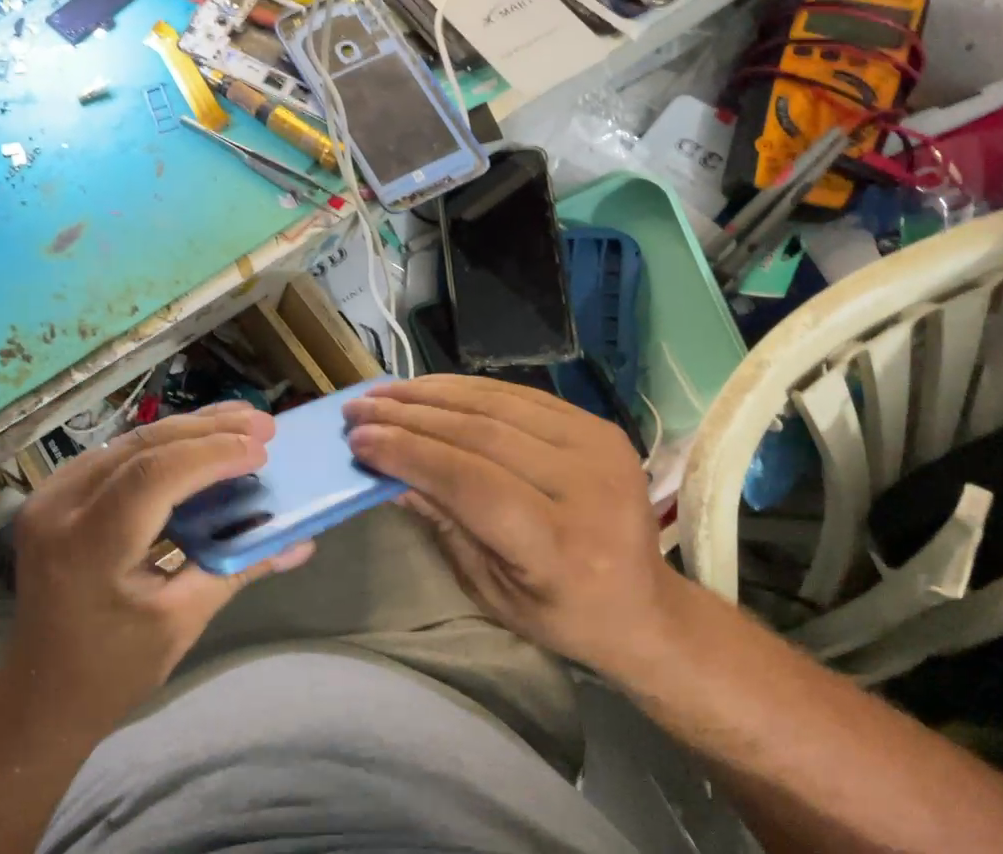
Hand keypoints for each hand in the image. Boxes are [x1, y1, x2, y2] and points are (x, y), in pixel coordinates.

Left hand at [4, 402, 313, 714]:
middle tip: (262, 424)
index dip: (211, 455)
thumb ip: (236, 568)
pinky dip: (155, 448)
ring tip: (237, 423)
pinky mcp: (49, 496)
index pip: (153, 475)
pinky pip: (109, 458)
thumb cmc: (113, 669)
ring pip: (123, 444)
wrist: (42, 691)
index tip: (262, 449)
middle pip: (138, 447)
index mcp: (87, 545)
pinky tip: (192, 444)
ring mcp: (46, 496)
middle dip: (205, 431)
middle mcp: (58, 507)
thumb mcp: (181, 622)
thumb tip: (299, 540)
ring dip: (182, 432)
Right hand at [341, 376, 680, 674]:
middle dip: (407, 418)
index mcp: (563, 547)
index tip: (357, 439)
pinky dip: (463, 389)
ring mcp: (600, 450)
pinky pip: (518, 396)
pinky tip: (424, 389)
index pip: (472, 483)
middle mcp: (589, 488)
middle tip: (356, 409)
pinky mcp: (600, 428)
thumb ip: (441, 522)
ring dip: (428, 394)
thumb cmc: (558, 613)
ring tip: (380, 392)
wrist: (646, 607)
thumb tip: (384, 470)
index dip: (409, 454)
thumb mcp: (488, 586)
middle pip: (481, 436)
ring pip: (495, 405)